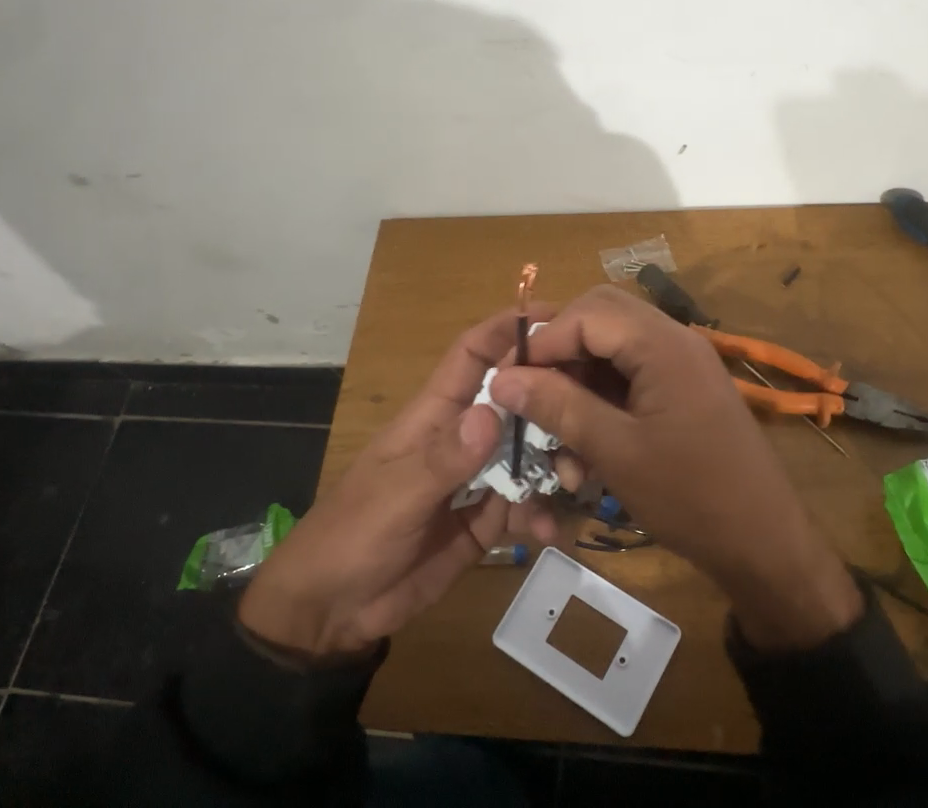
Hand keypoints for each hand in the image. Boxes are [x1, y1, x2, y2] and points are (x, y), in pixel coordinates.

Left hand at [238, 305, 558, 659]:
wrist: (331, 611)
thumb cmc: (351, 537)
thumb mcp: (395, 496)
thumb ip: (444, 458)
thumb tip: (495, 411)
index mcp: (433, 416)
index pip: (473, 356)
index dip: (509, 330)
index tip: (559, 316)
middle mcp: (462, 440)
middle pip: (516, 403)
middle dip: (553, 402)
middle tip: (596, 411)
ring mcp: (475, 481)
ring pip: (529, 455)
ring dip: (555, 464)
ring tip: (576, 483)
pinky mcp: (485, 522)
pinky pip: (525, 506)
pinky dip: (541, 514)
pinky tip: (549, 532)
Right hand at [490, 286, 861, 650]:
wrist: (763, 542)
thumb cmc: (690, 496)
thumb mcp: (615, 452)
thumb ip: (558, 406)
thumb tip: (502, 378)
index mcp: (664, 344)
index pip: (587, 313)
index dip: (542, 342)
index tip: (507, 384)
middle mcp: (675, 341)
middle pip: (600, 320)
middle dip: (558, 356)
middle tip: (528, 397)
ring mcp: (683, 367)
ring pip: (612, 352)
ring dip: (577, 387)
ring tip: (557, 444)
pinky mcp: (684, 393)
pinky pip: (631, 380)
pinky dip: (601, 406)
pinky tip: (584, 454)